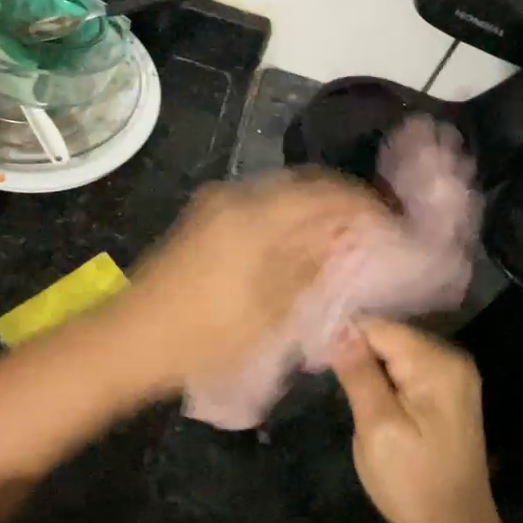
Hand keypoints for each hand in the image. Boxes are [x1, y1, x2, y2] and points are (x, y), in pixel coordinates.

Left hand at [118, 169, 386, 395]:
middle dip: (341, 203)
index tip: (391, 225)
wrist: (131, 338)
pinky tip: (298, 245)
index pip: (328, 192)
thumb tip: (349, 242)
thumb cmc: (206, 333)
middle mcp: (237, 195)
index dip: (365, 205)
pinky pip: (258, 204)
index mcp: (258, 214)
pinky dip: (286, 216)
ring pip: (281, 192)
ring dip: (313, 209)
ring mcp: (215, 203)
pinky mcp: (202, 217)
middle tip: (370, 230)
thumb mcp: (273, 311)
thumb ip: (315, 268)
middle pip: (305, 184)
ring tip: (340, 240)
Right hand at [331, 319, 499, 522]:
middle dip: (356, 350)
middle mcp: (451, 358)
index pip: (379, 327)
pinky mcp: (448, 393)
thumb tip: (340, 329)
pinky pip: (407, 369)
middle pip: (389, 336)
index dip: (344, 338)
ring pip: (395, 352)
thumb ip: (359, 374)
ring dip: (368, 365)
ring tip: (341, 384)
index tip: (315, 357)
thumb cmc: (413, 482)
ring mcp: (453, 376)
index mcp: (437, 363)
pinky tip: (367, 394)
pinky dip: (384, 376)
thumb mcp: (378, 428)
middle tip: (325, 375)